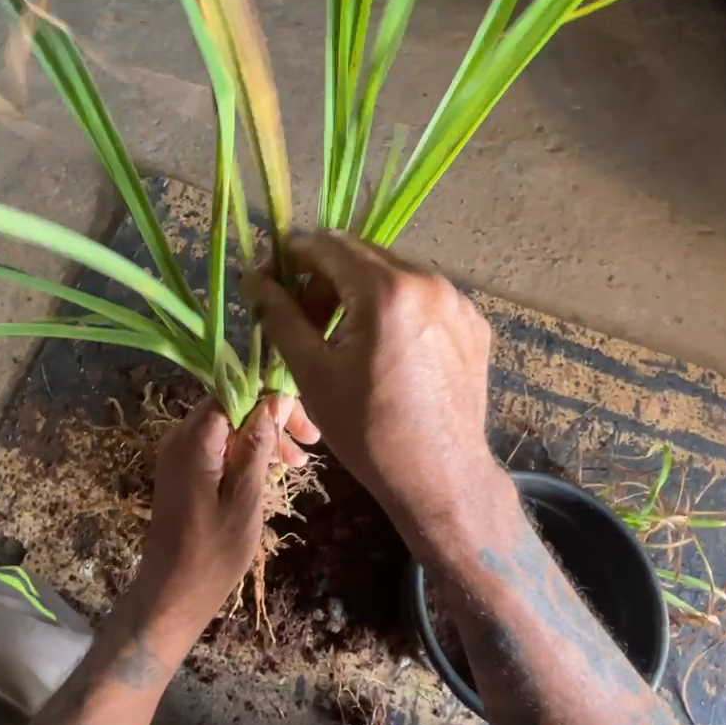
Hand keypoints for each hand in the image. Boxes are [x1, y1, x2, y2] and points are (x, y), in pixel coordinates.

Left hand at [130, 395, 304, 640]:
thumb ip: (257, 446)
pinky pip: (219, 446)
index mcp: (194, 440)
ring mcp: (180, 453)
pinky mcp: (183, 470)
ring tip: (298, 463)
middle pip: (232, 406)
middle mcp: (181, 437)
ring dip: (263, 437)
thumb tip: (274, 401)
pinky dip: (246, 452)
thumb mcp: (244, 499)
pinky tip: (272, 470)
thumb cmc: (212, 553)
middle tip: (311, 443)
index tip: (303, 424)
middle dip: (272, 418)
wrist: (171, 594)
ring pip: (228, 426)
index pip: (234, 393)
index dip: (271, 399)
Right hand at [248, 232, 496, 541]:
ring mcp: (456, 300)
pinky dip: (392, 307)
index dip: (288, 260)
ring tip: (340, 336)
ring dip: (356, 291)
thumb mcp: (311, 372)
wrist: (440, 477)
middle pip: (359, 255)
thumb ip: (280, 315)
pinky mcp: (472, 321)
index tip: (269, 286)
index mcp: (385, 290)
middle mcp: (427, 281)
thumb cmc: (367, 429)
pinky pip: (421, 295)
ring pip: (391, 273)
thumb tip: (253, 280)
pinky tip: (381, 348)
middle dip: (322, 278)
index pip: (324, 247)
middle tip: (301, 318)